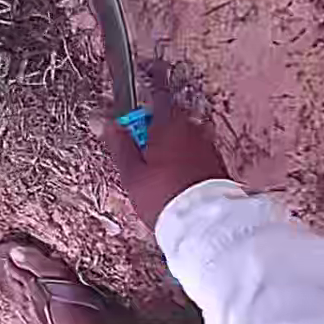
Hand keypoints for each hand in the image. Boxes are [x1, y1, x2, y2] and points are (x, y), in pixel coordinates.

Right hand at [104, 82, 229, 229]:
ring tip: (156, 176)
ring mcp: (207, 146)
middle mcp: (192, 129)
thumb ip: (120, 144)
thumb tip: (108, 124)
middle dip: (153, 135)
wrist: (202, 222)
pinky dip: (183, 164)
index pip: (154, 100)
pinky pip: (194, 156)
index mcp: (169, 124)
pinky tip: (173, 183)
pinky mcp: (216, 164)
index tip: (128, 129)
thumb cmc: (164, 196)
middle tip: (139, 158)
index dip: (139, 114)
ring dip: (169, 151)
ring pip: (182, 140)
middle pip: (169, 122)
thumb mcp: (131, 172)